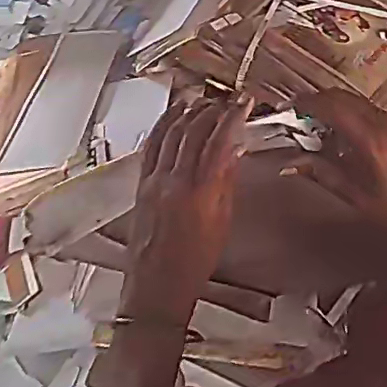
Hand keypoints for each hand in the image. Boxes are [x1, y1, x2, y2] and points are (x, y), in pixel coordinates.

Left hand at [122, 94, 253, 319]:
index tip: (245, 102)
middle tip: (228, 100)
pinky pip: (152, 145)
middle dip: (213, 109)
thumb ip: (227, 181)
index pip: (219, 140)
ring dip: (189, 111)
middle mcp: (176, 180)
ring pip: (171, 133)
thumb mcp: (223, 220)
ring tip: (204, 100)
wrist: (157, 287)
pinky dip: (163, 124)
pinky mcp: (141, 184)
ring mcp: (155, 180)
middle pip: (194, 130)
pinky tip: (173, 113)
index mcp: (201, 191)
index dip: (233, 116)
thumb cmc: (196, 259)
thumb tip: (234, 150)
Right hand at [290, 90, 386, 264]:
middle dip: (317, 101)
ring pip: (354, 99)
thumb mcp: (355, 196)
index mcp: (371, 140)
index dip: (307, 103)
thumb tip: (292, 164)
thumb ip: (322, 173)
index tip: (290, 107)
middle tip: (297, 114)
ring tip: (313, 122)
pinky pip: (366, 108)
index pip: (332, 106)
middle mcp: (383, 123)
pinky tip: (338, 131)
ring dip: (332, 105)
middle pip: (342, 96)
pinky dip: (347, 111)